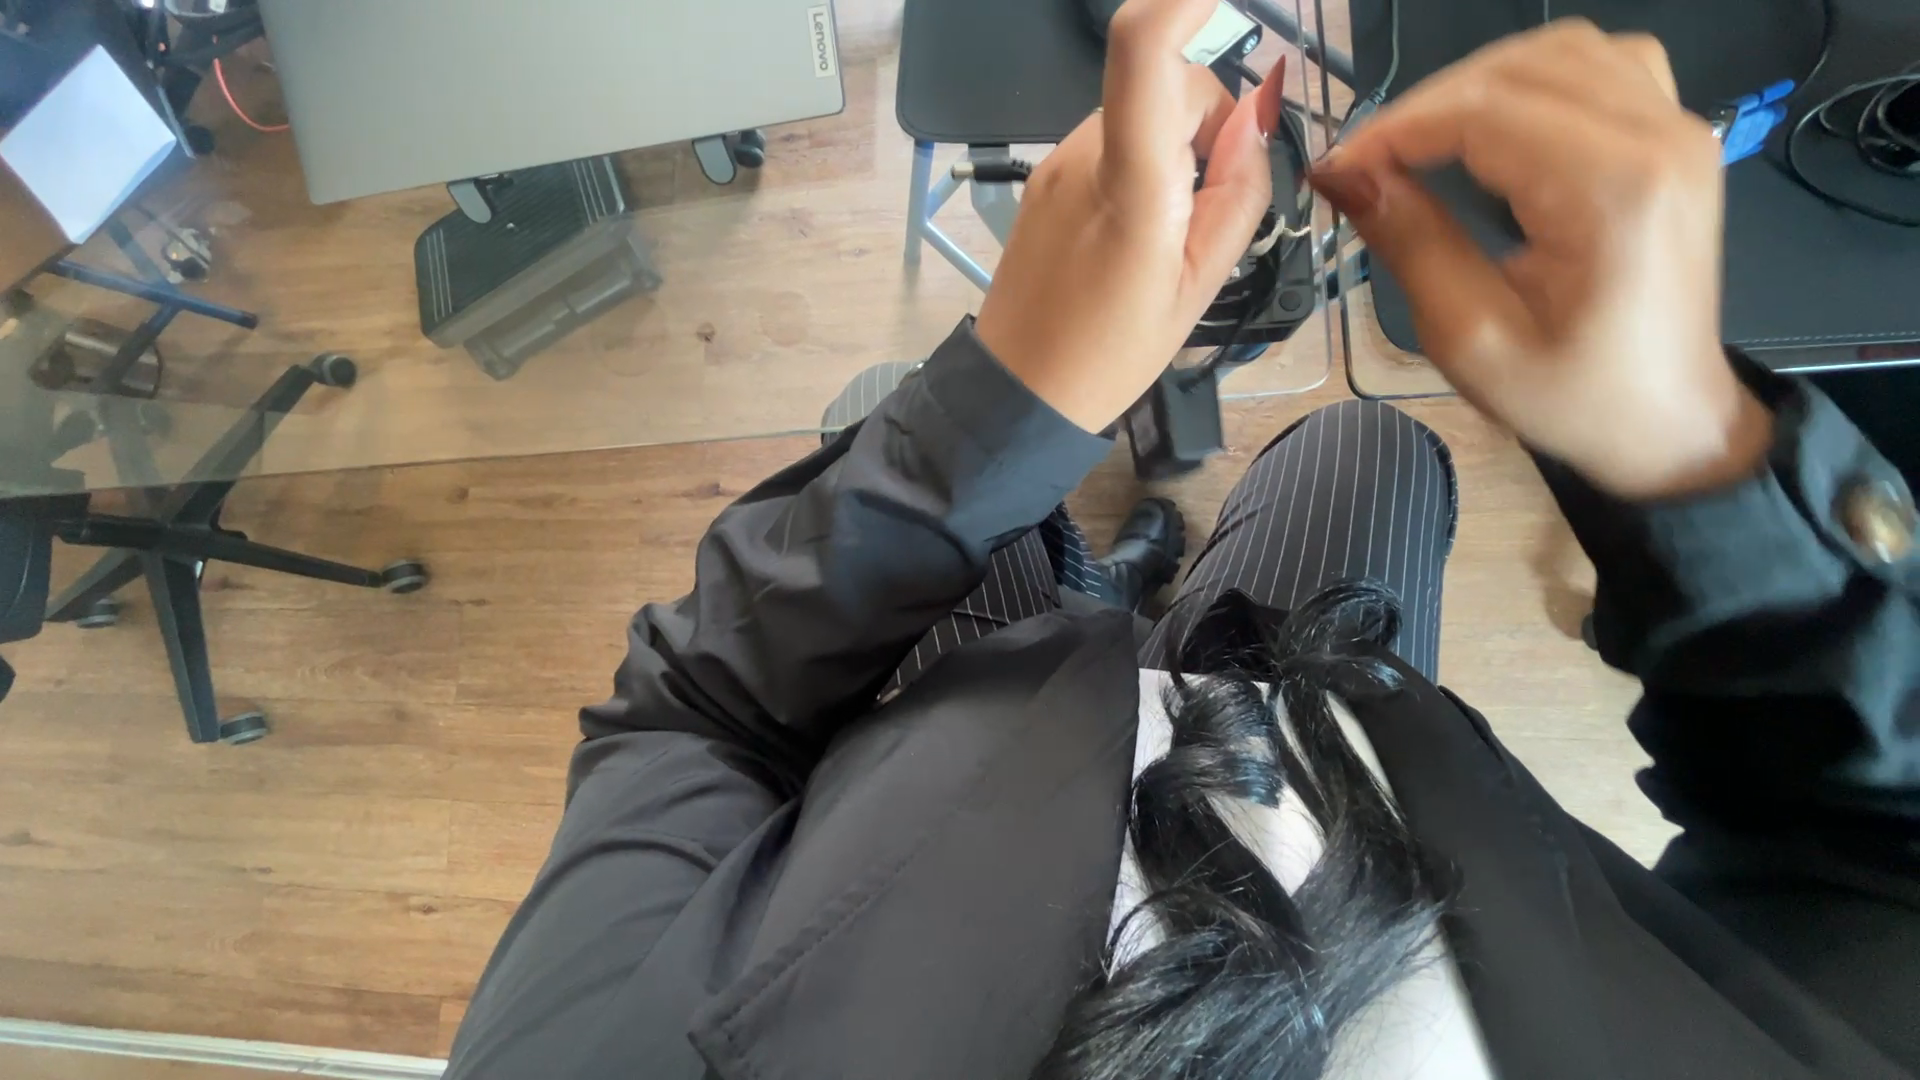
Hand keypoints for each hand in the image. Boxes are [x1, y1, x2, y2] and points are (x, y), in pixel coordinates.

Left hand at [973, 0, 1284, 432]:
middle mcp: (1080, 158)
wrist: (1019, 393)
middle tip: (1210, 205)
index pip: (1145, 48)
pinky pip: (1105, 146)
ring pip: (1135, 117)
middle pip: (1163, 86)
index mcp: (1128, 186)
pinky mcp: (1039, 186)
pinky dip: (1136, 166)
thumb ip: (1239, 191)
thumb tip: (1258, 110)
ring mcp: (1051, 169)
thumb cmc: (1110, 357)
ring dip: (1171, 149)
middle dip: (1207, 122)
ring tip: (1165, 235)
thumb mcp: (1197, 288)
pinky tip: (1130, 233)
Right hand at [1315, 21, 1771, 498]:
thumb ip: (1411, 242)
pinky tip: (1485, 129)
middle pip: (1521, 68)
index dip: (1395, 131)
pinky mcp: (1672, 140)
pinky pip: (1597, 69)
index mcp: (1610, 191)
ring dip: (1471, 89)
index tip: (1333, 172)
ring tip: (1410, 146)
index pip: (1486, 113)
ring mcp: (1676, 129)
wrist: (1662, 420)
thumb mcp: (1466, 335)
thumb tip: (1346, 179)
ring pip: (1560, 54)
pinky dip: (1525, 84)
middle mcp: (1658, 136)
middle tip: (1360, 166)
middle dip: (1423, 108)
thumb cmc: (1563, 396)